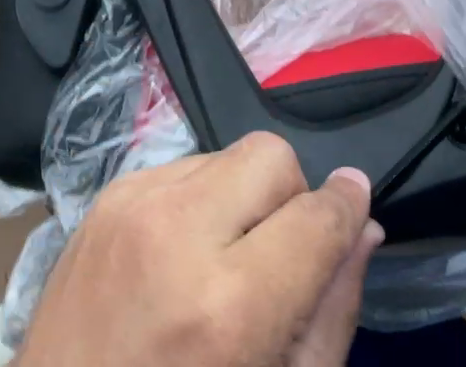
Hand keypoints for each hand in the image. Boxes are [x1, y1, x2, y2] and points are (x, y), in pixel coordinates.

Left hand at [16, 132, 383, 366]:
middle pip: (270, 155)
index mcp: (229, 303)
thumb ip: (333, 309)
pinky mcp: (103, 198)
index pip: (317, 216)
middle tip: (277, 254)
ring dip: (241, 197)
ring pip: (224, 155)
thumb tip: (362, 227)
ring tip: (221, 259)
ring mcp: (131, 205)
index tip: (355, 209)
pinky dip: (197, 199)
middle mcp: (176, 232)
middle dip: (289, 196)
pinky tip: (181, 253)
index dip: (348, 208)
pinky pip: (180, 167)